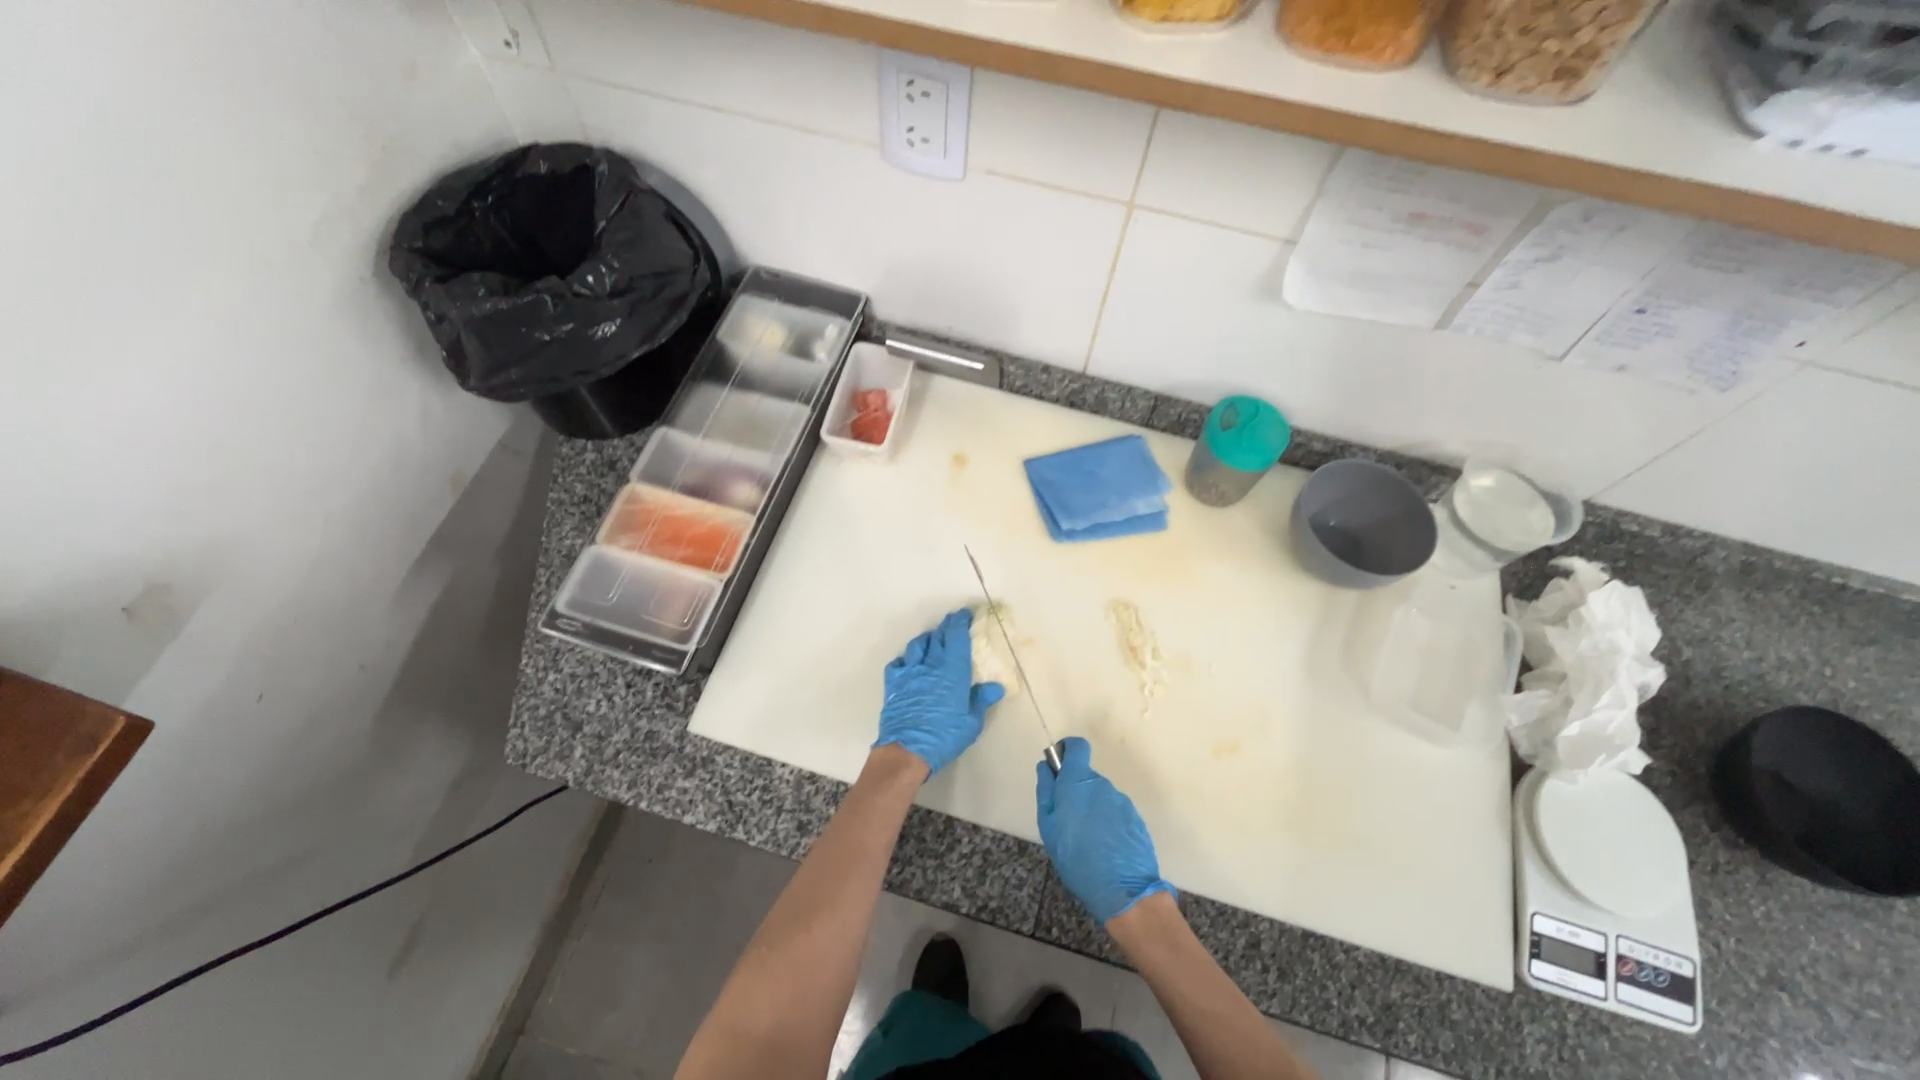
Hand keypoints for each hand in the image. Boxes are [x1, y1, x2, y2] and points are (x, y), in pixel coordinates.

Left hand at [875, 608, 1005, 774]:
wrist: (907, 750)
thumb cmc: (944, 737)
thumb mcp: (971, 722)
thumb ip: (981, 700)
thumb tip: (995, 687)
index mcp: (952, 671)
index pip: (956, 637)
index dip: (960, 623)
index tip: (965, 615)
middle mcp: (930, 665)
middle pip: (937, 637)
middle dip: (946, 627)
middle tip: (952, 623)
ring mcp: (909, 673)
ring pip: (917, 646)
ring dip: (927, 639)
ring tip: (932, 640)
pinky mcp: (893, 684)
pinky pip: (899, 662)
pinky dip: (907, 658)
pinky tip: (910, 663)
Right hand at [1035, 736, 1174, 922]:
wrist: (1125, 890)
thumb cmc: (1076, 858)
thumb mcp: (1049, 828)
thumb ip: (1046, 792)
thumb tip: (1046, 767)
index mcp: (1078, 782)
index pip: (1076, 747)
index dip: (1066, 752)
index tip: (1058, 770)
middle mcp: (1103, 785)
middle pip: (1086, 777)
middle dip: (1075, 793)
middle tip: (1067, 824)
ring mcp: (1122, 802)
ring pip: (1100, 797)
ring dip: (1091, 810)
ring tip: (1086, 842)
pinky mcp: (1136, 820)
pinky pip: (1115, 813)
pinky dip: (1107, 824)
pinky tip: (1104, 849)